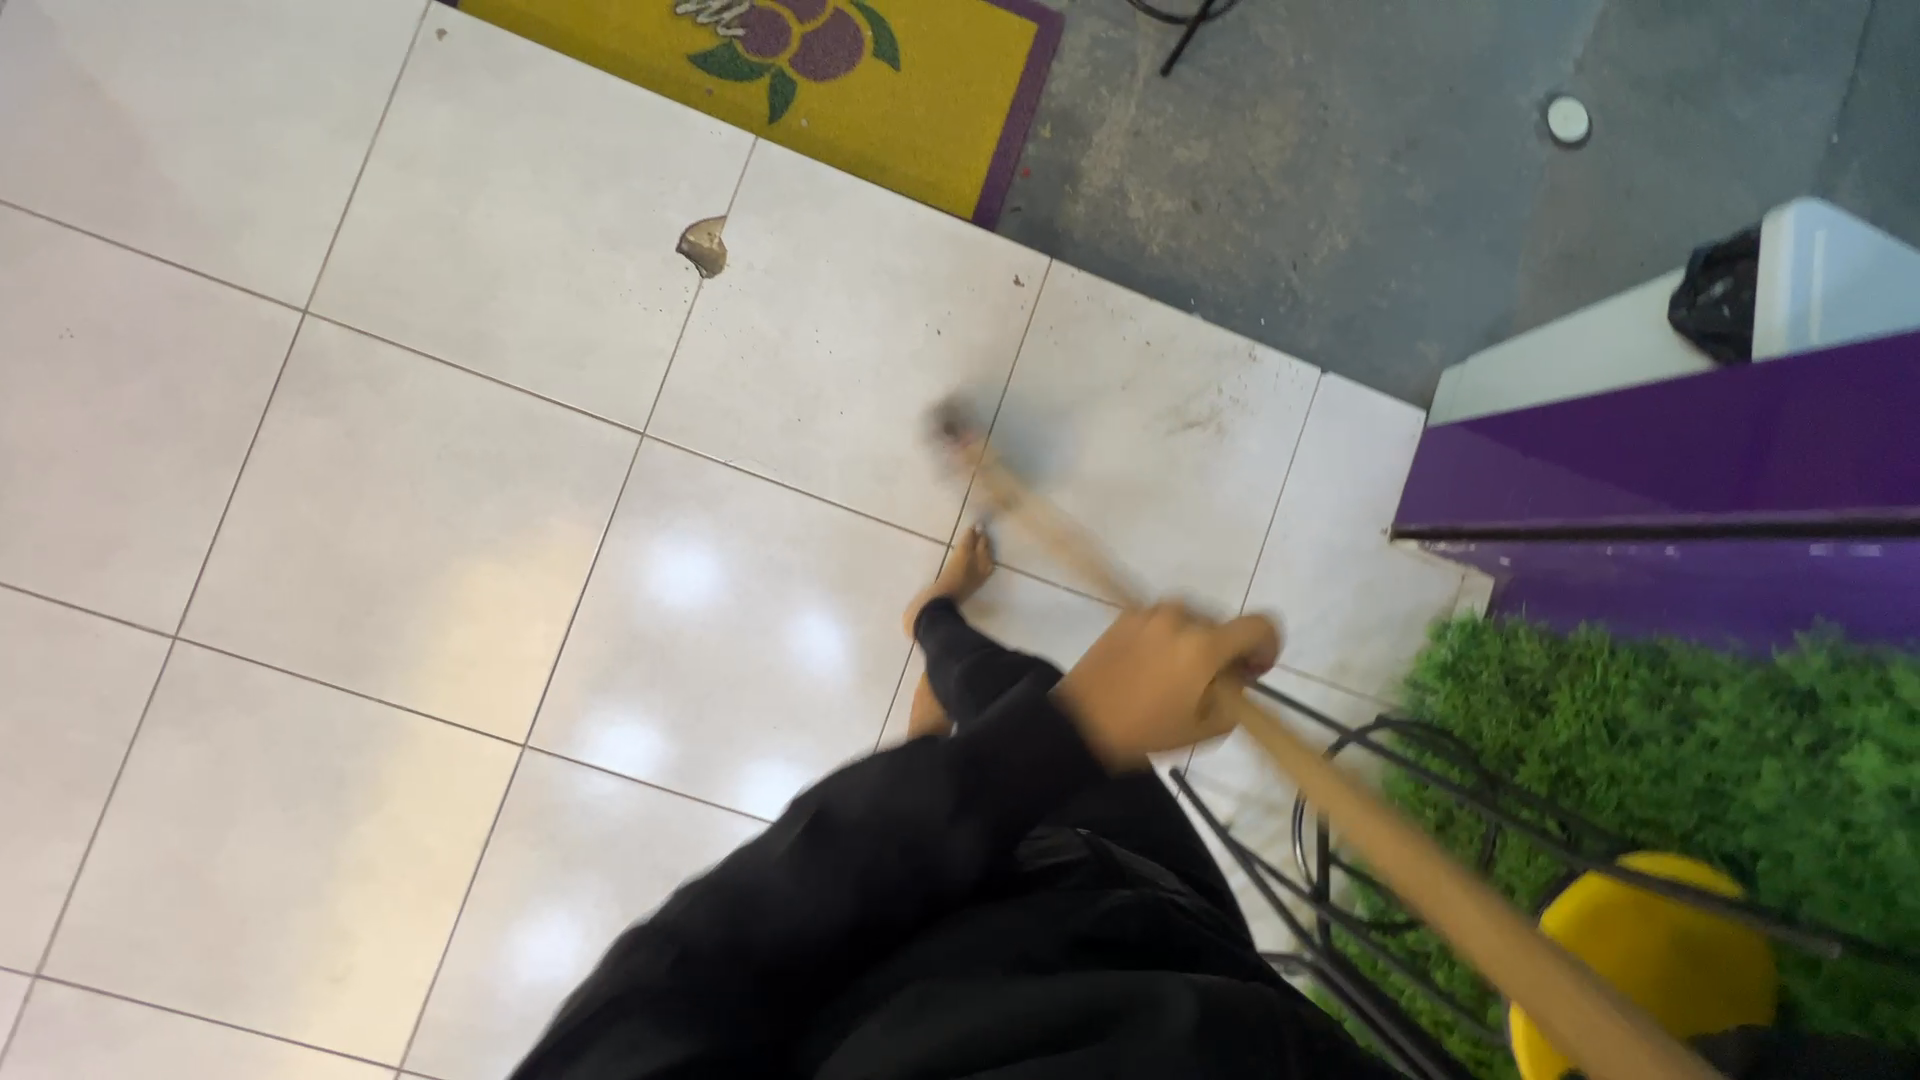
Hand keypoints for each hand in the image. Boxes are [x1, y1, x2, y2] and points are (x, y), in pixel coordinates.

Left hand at [1052, 602, 1280, 769]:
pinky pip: (1163, 620)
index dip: (1268, 647)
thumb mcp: (1208, 727)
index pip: (1260, 625)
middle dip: (1227, 649)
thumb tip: (1239, 674)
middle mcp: (1180, 616)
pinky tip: (1154, 666)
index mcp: (1205, 643)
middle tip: (1213, 683)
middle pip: (1223, 624)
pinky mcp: (1126, 615)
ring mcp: (1149, 612)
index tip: (1254, 671)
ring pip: (1192, 620)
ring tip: (1179, 675)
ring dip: (1197, 641)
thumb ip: (1237, 696)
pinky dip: (1169, 637)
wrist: (1081, 721)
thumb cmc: (1147, 730)